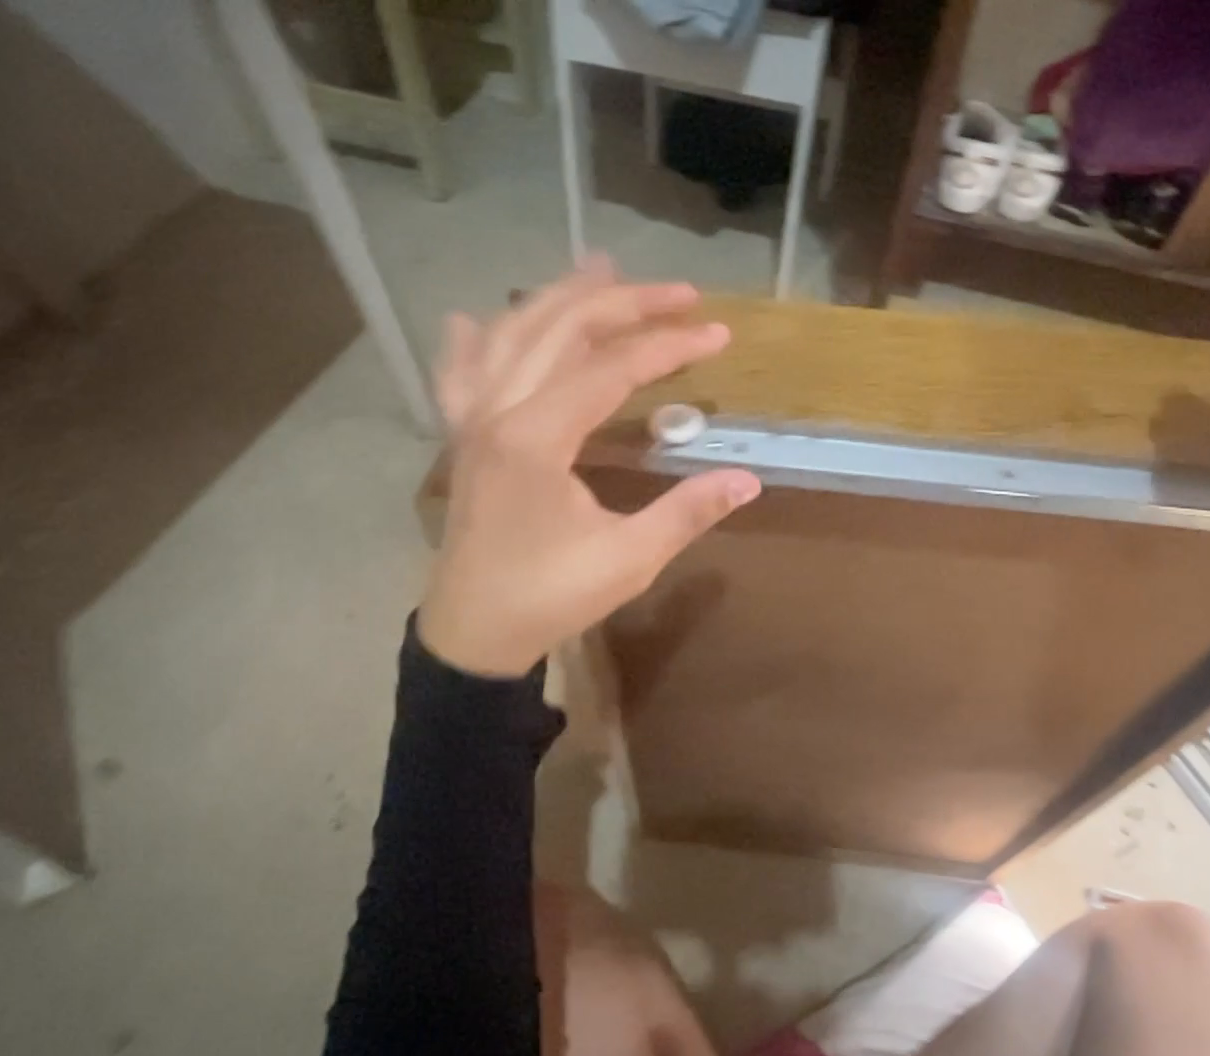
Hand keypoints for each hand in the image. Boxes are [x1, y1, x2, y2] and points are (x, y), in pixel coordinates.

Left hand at [417, 260, 760, 676]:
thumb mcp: (628, 559)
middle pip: (562, 329)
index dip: (669, 345)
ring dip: (560, 297)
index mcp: (537, 436)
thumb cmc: (549, 597)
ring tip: (600, 267)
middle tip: (681, 292)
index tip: (718, 333)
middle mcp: (498, 410)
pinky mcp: (462, 437)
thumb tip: (748, 479)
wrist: (472, 633)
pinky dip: (478, 339)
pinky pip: (461, 371)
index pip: (612, 367)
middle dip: (625, 302)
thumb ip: (687, 512)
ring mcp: (472, 419)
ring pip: (513, 334)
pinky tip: (479, 318)